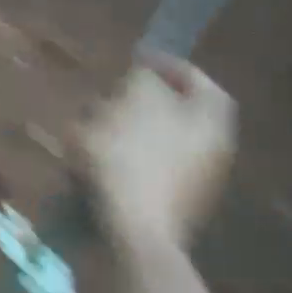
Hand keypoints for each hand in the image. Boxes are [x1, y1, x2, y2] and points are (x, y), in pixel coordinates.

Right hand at [81, 56, 237, 246]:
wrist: (131, 232)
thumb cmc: (131, 160)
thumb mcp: (132, 104)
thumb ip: (141, 79)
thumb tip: (144, 74)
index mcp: (210, 118)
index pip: (195, 79)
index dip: (165, 65)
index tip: (132, 59)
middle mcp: (209, 145)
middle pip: (169, 110)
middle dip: (132, 101)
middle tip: (101, 98)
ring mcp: (187, 177)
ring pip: (147, 139)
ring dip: (115, 130)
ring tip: (81, 132)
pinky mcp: (160, 200)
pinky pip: (134, 167)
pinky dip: (110, 159)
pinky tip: (83, 163)